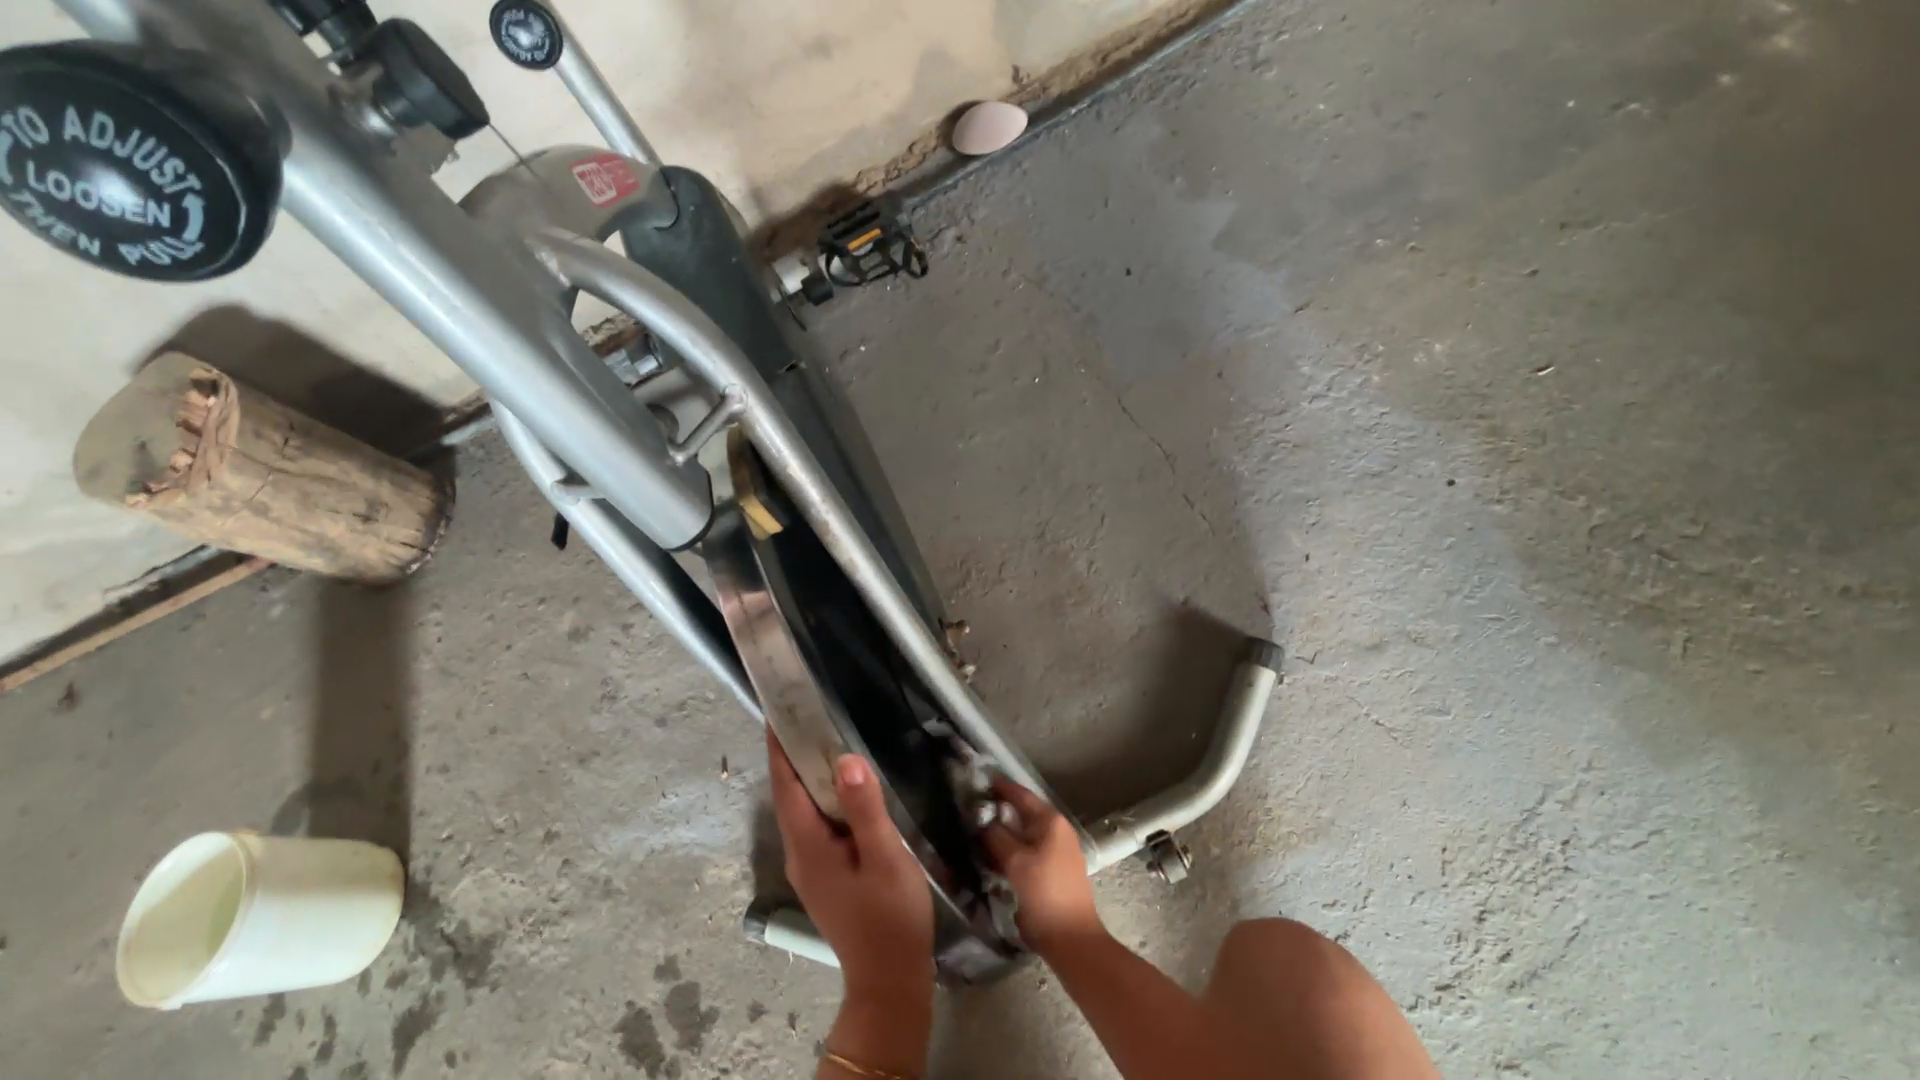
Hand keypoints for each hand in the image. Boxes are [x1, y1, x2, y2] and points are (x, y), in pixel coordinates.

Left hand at [766, 730, 935, 999]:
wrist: (889, 980)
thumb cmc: (891, 917)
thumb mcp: (885, 857)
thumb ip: (865, 808)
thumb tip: (844, 758)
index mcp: (808, 845)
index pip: (784, 784)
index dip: (778, 746)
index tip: (776, 710)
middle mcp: (799, 853)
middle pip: (789, 794)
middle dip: (793, 754)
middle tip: (808, 713)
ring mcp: (810, 868)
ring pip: (802, 811)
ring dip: (808, 777)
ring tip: (826, 740)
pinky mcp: (824, 877)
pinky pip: (816, 826)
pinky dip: (823, 800)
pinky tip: (845, 792)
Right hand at [983, 777, 1103, 952]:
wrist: (1070, 936)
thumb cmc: (1044, 894)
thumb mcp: (1015, 862)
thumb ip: (997, 837)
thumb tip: (984, 822)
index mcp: (1051, 822)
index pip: (1021, 795)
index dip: (1000, 787)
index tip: (977, 780)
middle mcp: (1057, 830)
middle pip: (1023, 813)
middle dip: (999, 811)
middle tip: (971, 808)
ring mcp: (1058, 850)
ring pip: (1024, 833)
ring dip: (1003, 832)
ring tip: (976, 832)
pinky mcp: (1053, 869)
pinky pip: (1027, 850)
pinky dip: (1011, 849)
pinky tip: (993, 856)